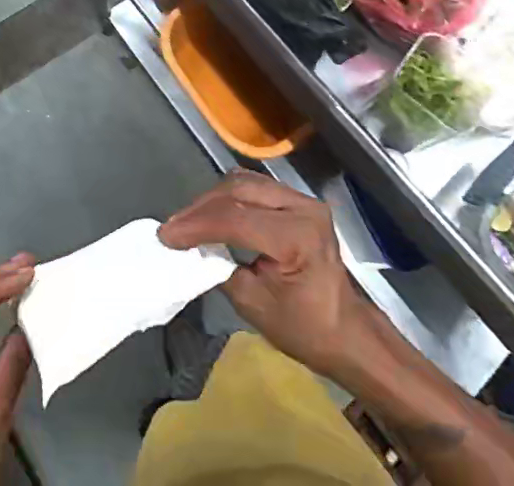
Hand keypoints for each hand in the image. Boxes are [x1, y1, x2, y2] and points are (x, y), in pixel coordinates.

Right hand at [157, 171, 377, 381]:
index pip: (236, 218)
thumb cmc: (305, 327)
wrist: (346, 331)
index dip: (196, 225)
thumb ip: (221, 268)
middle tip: (173, 229)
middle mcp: (302, 206)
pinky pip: (255, 189)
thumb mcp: (254, 304)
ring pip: (245, 183)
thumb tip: (191, 250)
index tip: (166, 236)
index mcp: (297, 235)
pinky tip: (212, 216)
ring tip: (188, 222)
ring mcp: (302, 200)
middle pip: (239, 191)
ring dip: (213, 200)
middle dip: (201, 208)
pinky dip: (229, 199)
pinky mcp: (298, 201)